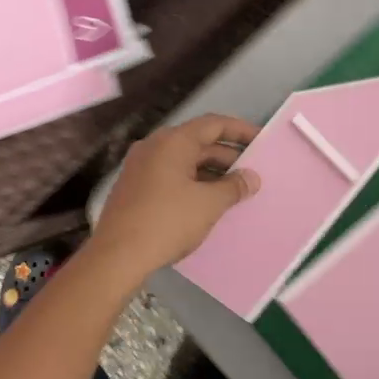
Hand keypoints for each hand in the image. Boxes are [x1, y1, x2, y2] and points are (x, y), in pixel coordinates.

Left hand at [87, 114, 261, 278]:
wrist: (117, 254)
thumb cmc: (167, 221)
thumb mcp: (208, 204)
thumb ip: (233, 187)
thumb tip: (251, 178)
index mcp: (173, 141)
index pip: (213, 124)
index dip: (239, 130)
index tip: (261, 141)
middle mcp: (154, 146)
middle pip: (197, 142)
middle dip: (226, 156)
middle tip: (251, 172)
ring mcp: (140, 166)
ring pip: (183, 160)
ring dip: (209, 172)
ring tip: (233, 190)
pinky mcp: (133, 186)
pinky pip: (169, 175)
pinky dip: (191, 182)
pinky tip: (206, 202)